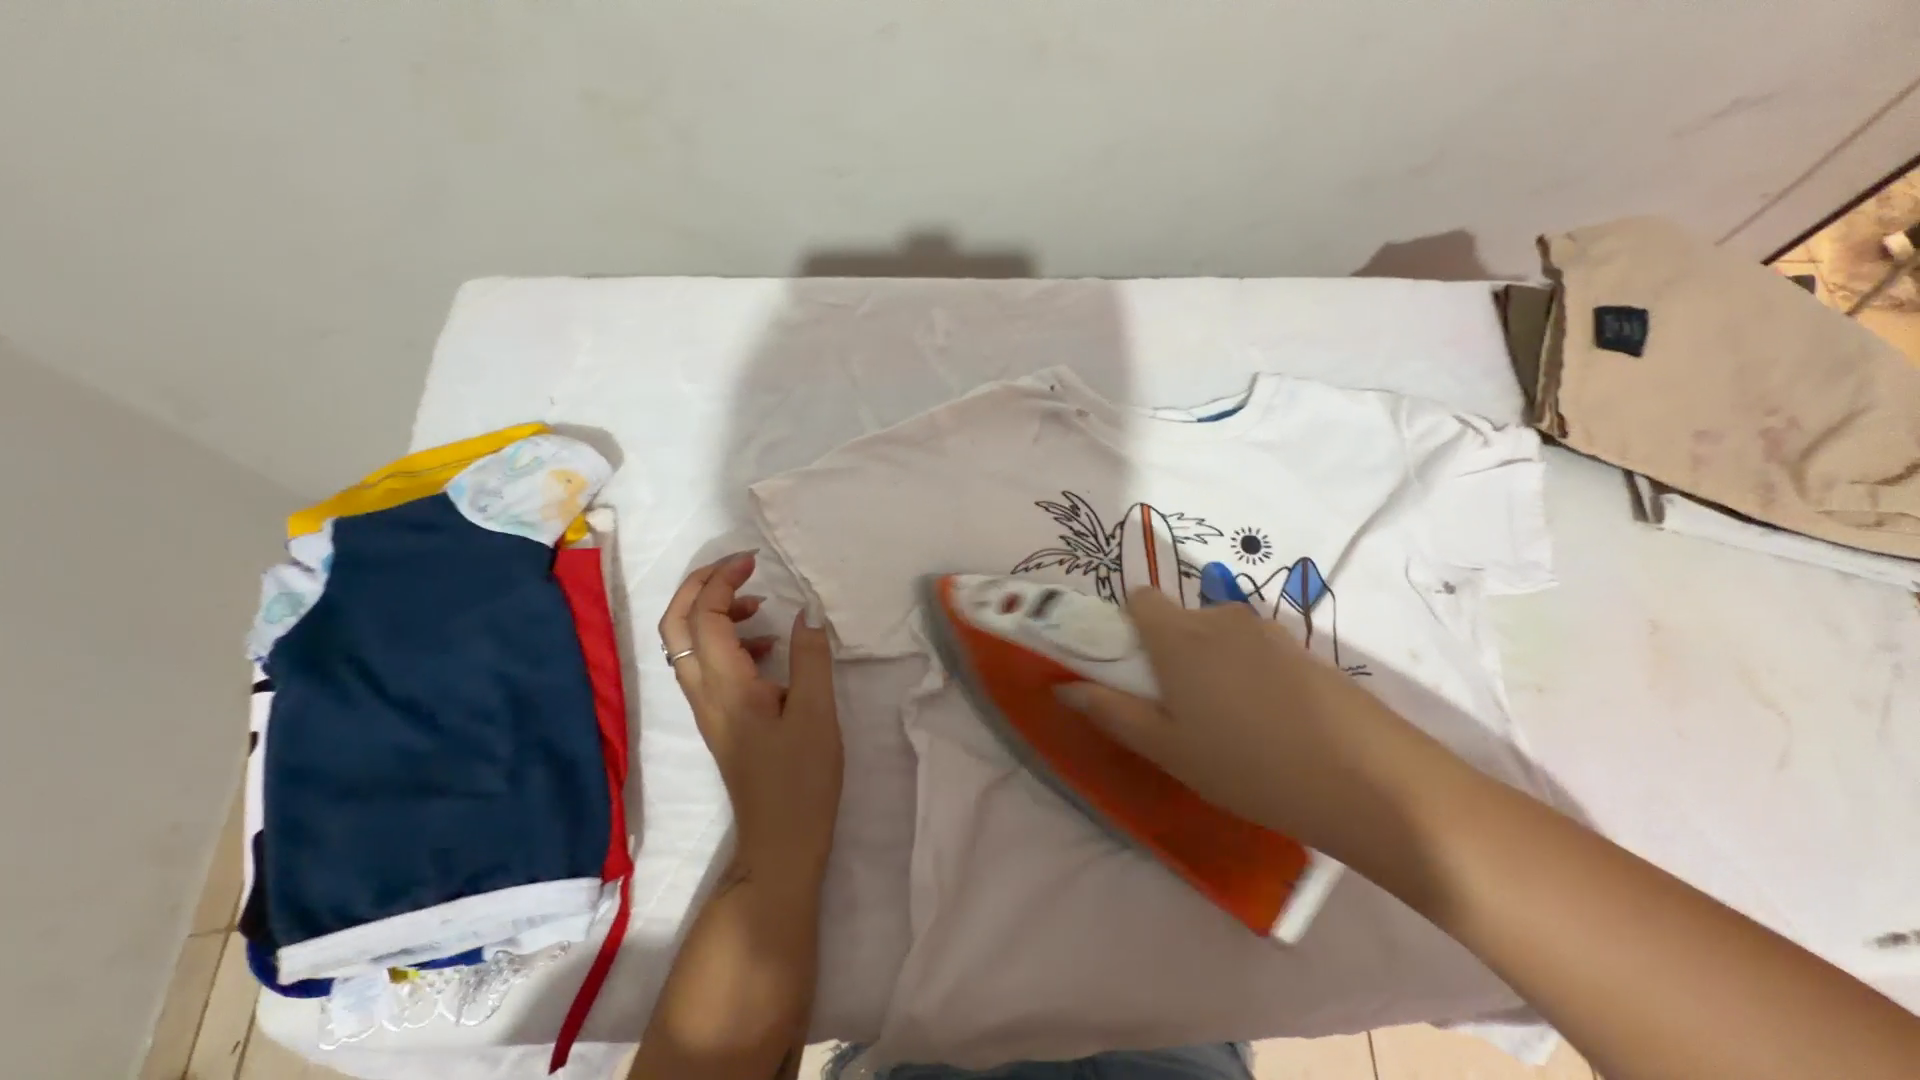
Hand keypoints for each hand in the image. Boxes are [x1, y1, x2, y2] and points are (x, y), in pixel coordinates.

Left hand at [659, 552, 842, 876]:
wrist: (780, 840)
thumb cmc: (801, 779)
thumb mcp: (817, 714)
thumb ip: (811, 657)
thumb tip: (807, 611)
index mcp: (724, 685)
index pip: (705, 616)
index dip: (723, 580)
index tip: (756, 561)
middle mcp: (703, 692)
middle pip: (675, 625)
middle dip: (699, 586)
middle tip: (739, 569)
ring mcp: (707, 707)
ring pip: (686, 644)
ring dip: (712, 612)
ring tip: (760, 605)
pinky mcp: (719, 719)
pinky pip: (706, 664)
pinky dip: (727, 640)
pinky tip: (768, 647)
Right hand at [1056, 588, 1431, 859]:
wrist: (1368, 778)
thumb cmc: (1248, 766)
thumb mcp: (1168, 749)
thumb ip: (1112, 711)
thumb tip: (1065, 687)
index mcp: (1179, 635)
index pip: (1139, 598)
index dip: (1128, 628)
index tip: (1133, 673)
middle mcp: (1221, 618)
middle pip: (1179, 619)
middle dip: (1170, 653)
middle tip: (1180, 713)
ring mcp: (1268, 630)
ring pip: (1219, 637)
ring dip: (1211, 666)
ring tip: (1229, 727)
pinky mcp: (1304, 648)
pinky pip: (1254, 650)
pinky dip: (1247, 675)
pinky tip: (1268, 725)